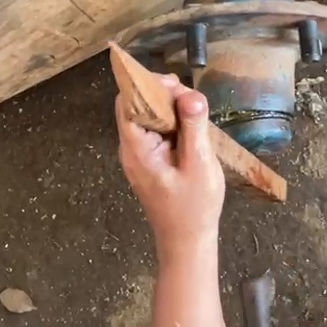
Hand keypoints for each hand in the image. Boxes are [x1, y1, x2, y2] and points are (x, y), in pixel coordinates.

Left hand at [115, 75, 224, 255]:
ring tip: (196, 109)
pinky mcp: (151, 160)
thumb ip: (193, 127)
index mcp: (136, 149)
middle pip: (137, 107)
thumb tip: (190, 94)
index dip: (147, 86)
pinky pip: (156, 131)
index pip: (127, 103)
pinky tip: (192, 125)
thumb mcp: (198, 163)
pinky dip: (172, 122)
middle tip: (192, 98)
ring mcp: (140, 155)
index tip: (175, 84)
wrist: (187, 242)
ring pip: (148, 117)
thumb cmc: (193, 207)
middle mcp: (132, 149)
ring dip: (170, 108)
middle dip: (163, 95)